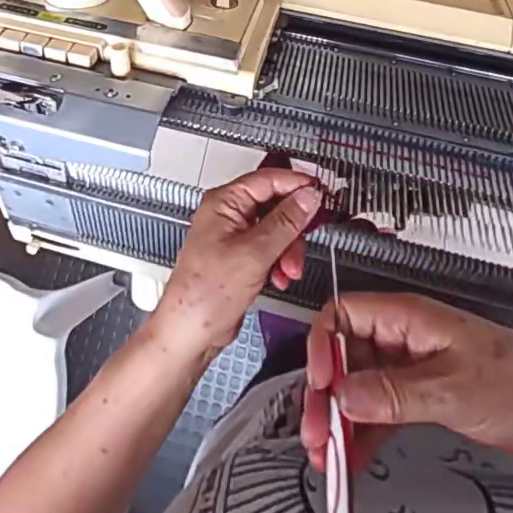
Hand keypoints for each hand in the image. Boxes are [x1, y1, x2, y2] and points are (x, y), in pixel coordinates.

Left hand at [149, 168, 322, 358]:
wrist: (190, 333)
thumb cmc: (204, 293)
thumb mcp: (255, 253)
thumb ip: (286, 222)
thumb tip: (308, 197)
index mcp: (225, 202)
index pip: (269, 179)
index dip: (297, 185)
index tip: (321, 192)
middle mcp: (228, 215)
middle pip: (276, 206)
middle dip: (293, 229)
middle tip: (304, 241)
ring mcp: (234, 237)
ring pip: (277, 230)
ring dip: (288, 250)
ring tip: (288, 270)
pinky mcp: (240, 257)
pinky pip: (270, 249)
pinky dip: (280, 262)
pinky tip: (279, 278)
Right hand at [303, 293, 512, 469]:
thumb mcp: (451, 387)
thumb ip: (393, 392)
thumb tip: (343, 394)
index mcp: (407, 317)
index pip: (344, 315)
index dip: (323, 346)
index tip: (318, 385)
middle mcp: (403, 337)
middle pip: (345, 356)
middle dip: (325, 395)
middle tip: (318, 434)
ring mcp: (410, 367)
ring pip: (358, 387)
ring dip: (340, 420)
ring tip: (329, 457)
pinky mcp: (419, 393)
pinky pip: (378, 410)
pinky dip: (364, 433)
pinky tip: (355, 458)